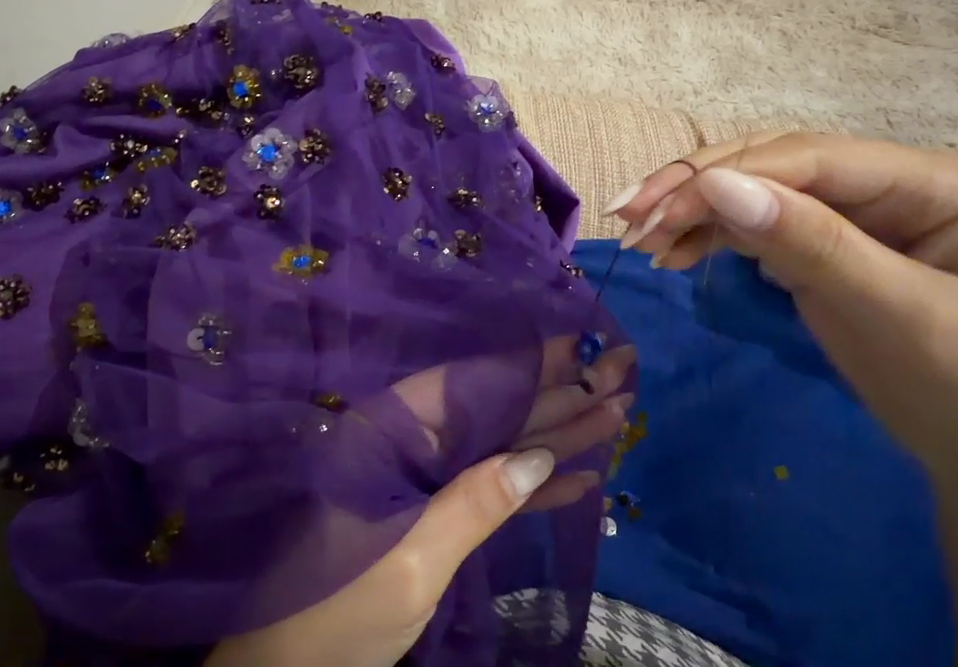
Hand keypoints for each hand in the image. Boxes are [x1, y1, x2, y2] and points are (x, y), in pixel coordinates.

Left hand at [207, 338, 634, 666]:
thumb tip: (538, 455)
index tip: (578, 347)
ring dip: (555, 436)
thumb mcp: (410, 559)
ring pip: (497, 449)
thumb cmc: (339, 610)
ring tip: (616, 413)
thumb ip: (474, 503)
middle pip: (490, 413)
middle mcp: (405, 447)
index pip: (466, 386)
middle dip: (555, 396)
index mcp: (386, 436)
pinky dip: (532, 487)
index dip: (525, 365)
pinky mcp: (431, 518)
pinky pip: (488, 491)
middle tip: (619, 372)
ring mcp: (420, 483)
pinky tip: (579, 478)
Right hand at [608, 131, 957, 483]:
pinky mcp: (822, 253)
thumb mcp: (901, 315)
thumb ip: (812, 245)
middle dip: (696, 187)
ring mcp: (850, 217)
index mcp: (923, 180)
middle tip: (626, 218)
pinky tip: (673, 253)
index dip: (725, 176)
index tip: (654, 212)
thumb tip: (715, 185)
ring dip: (692, 211)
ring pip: (753, 192)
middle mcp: (881, 184)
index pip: (805, 159)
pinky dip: (709, 237)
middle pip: (770, 164)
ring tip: (638, 240)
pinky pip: (755, 229)